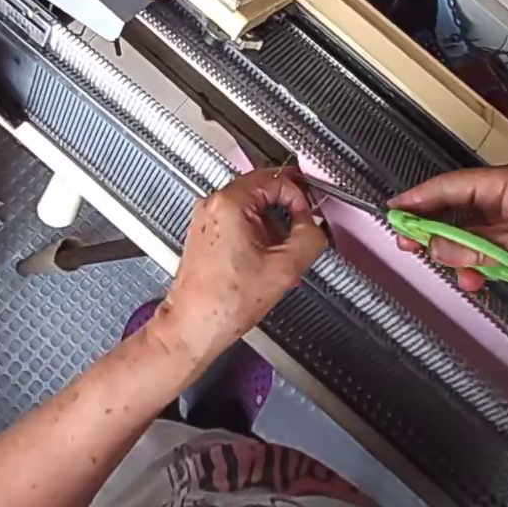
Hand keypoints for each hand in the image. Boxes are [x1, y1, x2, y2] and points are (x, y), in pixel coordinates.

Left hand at [152, 169, 327, 363]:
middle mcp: (213, 203)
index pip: (276, 179)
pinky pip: (237, 221)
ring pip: (251, 206)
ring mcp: (205, 217)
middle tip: (300, 233)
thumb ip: (309, 237)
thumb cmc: (225, 302)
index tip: (306, 219)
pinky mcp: (204, 233)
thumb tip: (315, 225)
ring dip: (272, 225)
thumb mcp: (285, 268)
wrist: (192, 327)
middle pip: (262, 189)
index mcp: (230, 202)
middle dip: (286, 211)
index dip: (298, 198)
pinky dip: (256, 234)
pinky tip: (265, 262)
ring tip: (281, 256)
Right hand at [390, 165, 507, 311]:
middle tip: (411, 245)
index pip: (451, 186)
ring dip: (459, 255)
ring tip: (455, 272)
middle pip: (457, 210)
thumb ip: (478, 245)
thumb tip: (437, 245)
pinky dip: (479, 267)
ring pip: (471, 235)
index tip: (395, 210)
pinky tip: (479, 279)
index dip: (419, 198)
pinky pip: (489, 253)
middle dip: (434, 229)